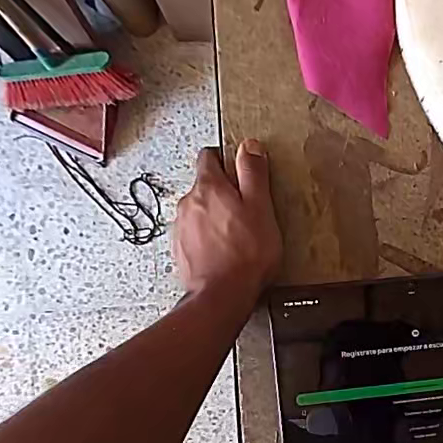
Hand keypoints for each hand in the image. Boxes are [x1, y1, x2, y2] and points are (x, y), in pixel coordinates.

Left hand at [172, 139, 281, 299]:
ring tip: (240, 237)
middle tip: (248, 212)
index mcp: (209, 188)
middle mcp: (188, 203)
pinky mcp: (181, 249)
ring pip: (200, 212)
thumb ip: (253, 174)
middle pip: (205, 186)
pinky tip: (227, 252)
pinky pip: (196, 235)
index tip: (242, 173)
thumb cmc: (246, 255)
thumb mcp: (261, 209)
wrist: (222, 295)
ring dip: (216, 218)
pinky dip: (209, 239)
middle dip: (224, 194)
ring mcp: (181, 227)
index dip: (227, 160)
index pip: (209, 157)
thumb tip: (250, 147)